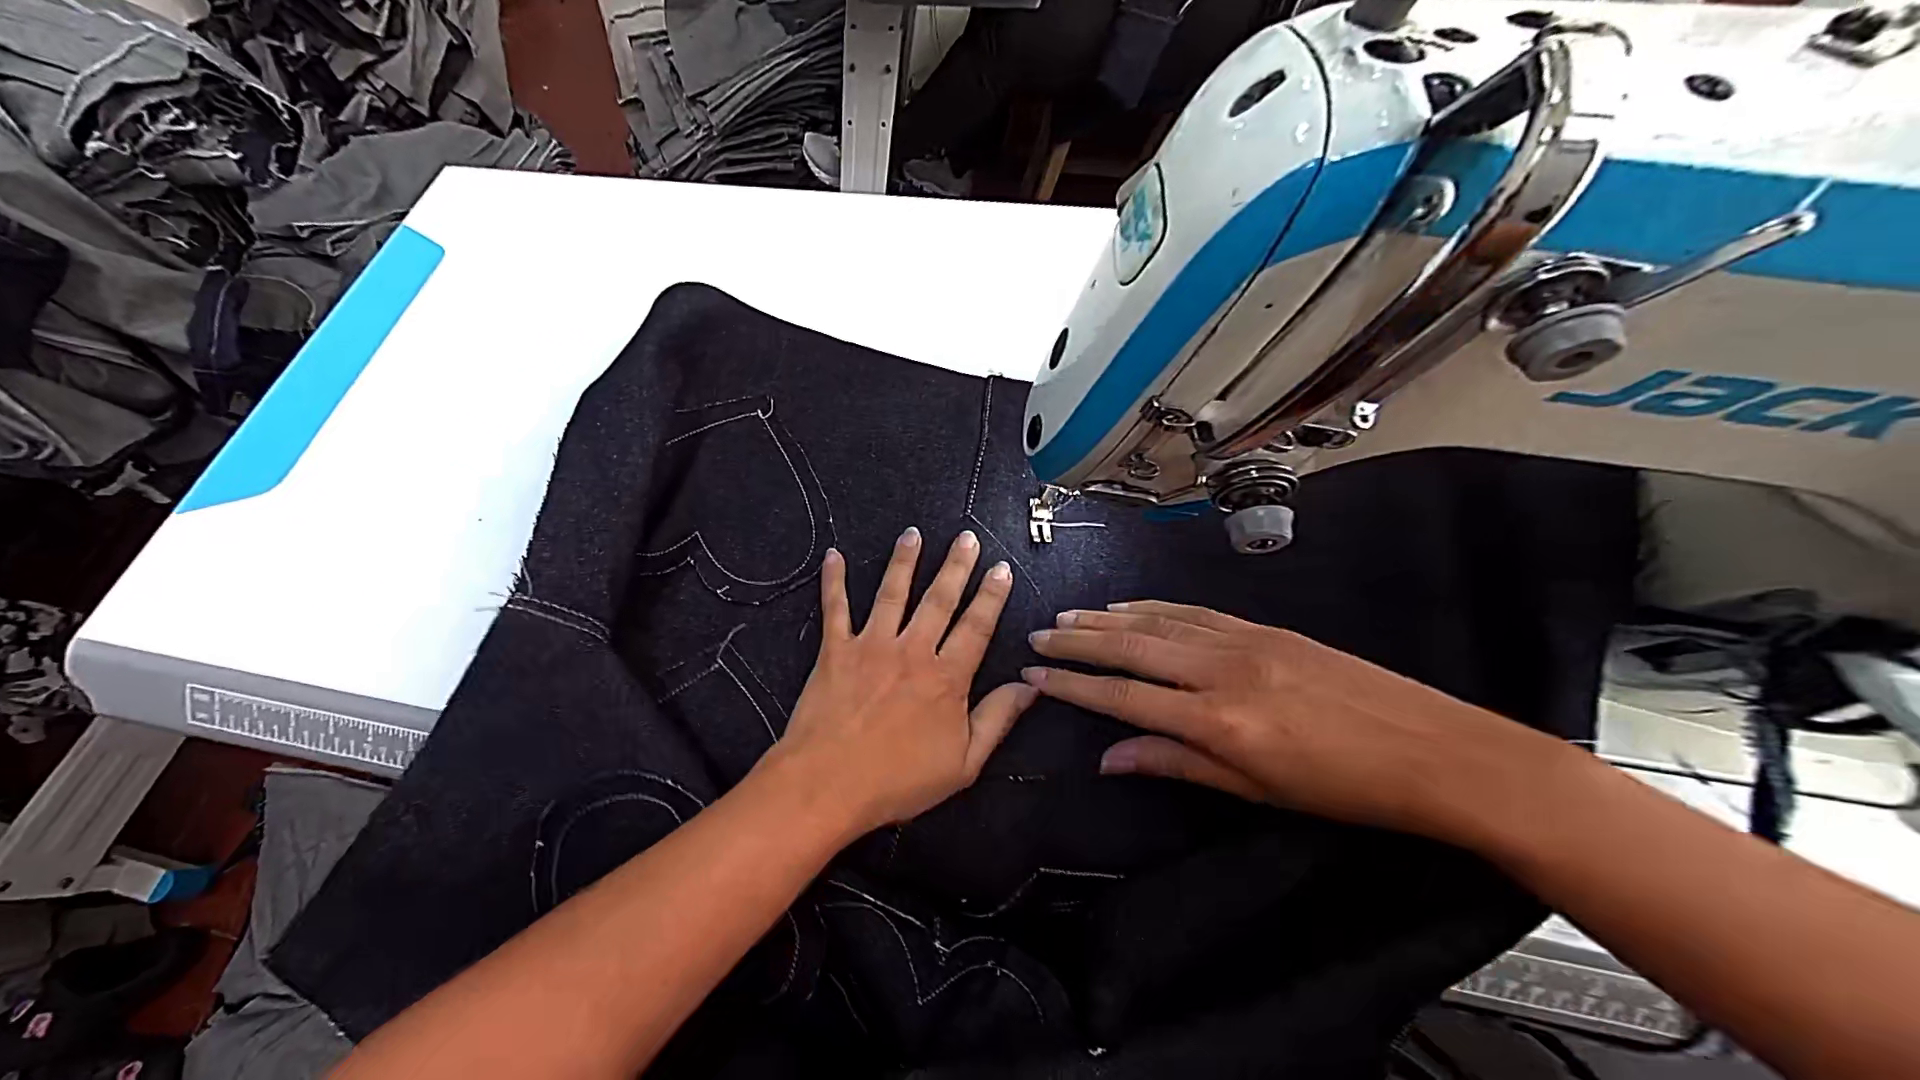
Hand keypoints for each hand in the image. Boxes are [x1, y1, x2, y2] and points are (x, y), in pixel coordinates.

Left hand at [760, 527, 1037, 833]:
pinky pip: (835, 609)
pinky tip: (834, 557)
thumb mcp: (963, 763)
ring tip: (913, 535)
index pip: (976, 627)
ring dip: (904, 561)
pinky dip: (834, 581)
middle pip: (940, 600)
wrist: (828, 784)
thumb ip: (997, 720)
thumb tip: (1028, 688)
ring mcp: (872, 647)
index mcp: (946, 678)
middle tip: (966, 539)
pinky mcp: (836, 651)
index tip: (1000, 570)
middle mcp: (912, 652)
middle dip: (956, 566)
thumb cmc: (897, 780)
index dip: (991, 596)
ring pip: (893, 593)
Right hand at [1023, 601, 1566, 837]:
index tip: (1034, 674)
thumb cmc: (1345, 787)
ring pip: (1157, 622)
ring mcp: (1244, 641)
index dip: (1072, 685)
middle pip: (1131, 648)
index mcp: (1218, 721)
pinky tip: (1130, 605)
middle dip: (1077, 642)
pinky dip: (1153, 607)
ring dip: (1107, 618)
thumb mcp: (1256, 789)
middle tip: (1037, 634)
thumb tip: (1111, 758)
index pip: (1124, 697)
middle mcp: (1222, 670)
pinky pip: (1193, 612)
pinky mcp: (1264, 628)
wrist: (1435, 750)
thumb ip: (1176, 763)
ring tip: (1069, 616)